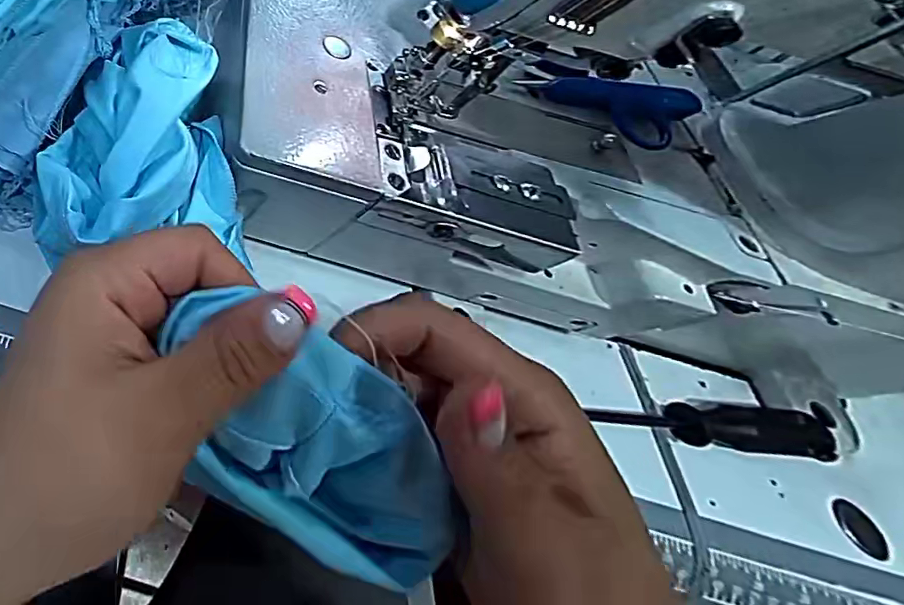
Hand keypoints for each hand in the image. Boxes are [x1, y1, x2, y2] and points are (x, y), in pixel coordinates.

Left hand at [0, 226, 308, 604]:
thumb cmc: (65, 474)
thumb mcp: (163, 417)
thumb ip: (230, 355)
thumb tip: (297, 305)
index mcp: (103, 272)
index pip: (198, 242)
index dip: (239, 287)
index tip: (265, 350)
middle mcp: (95, 276)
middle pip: (190, 268)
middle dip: (230, 315)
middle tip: (254, 382)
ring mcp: (93, 310)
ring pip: (179, 300)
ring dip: (213, 341)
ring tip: (232, 397)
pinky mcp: (94, 345)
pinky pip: (163, 329)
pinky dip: (192, 357)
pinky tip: (204, 399)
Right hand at [335, 295, 674, 604]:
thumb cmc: (590, 604)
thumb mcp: (549, 544)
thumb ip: (500, 466)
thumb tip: (468, 391)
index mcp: (522, 395)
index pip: (434, 326)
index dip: (376, 331)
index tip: (327, 369)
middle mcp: (487, 403)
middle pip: (403, 352)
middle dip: (353, 370)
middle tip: (312, 410)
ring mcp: (461, 439)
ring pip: (388, 393)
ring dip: (351, 409)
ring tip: (318, 437)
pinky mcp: (440, 472)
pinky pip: (387, 438)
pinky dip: (359, 446)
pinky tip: (341, 467)